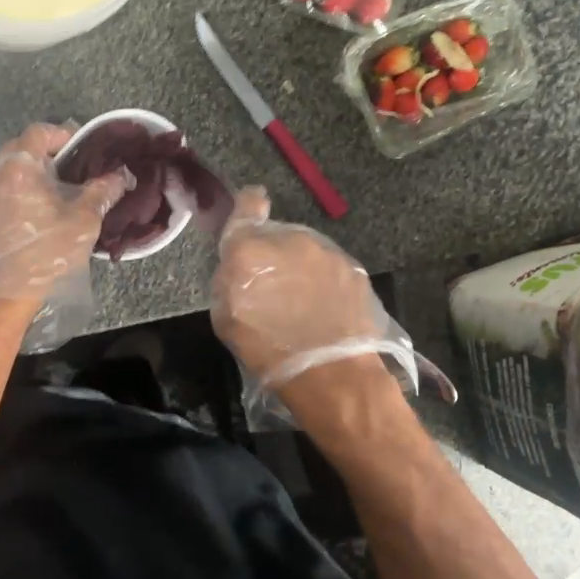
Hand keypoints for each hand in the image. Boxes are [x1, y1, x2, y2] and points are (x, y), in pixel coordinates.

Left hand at [0, 124, 129, 350]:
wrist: (8, 290)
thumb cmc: (47, 250)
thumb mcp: (84, 219)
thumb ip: (102, 191)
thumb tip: (119, 176)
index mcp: (18, 167)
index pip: (39, 132)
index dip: (62, 134)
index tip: (80, 148)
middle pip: (20, 148)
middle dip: (45, 153)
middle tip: (69, 168)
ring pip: (8, 169)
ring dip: (31, 172)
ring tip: (56, 190)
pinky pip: (1, 189)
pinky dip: (19, 190)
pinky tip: (38, 210)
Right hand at [211, 188, 433, 414]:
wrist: (330, 373)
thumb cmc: (266, 349)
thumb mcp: (225, 316)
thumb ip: (230, 277)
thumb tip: (239, 263)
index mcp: (251, 248)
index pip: (248, 205)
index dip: (247, 206)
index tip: (250, 209)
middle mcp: (291, 239)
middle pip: (277, 235)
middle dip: (272, 253)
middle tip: (271, 287)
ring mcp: (327, 252)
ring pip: (306, 251)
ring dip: (300, 268)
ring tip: (300, 304)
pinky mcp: (354, 270)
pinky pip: (330, 269)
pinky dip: (324, 283)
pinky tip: (323, 311)